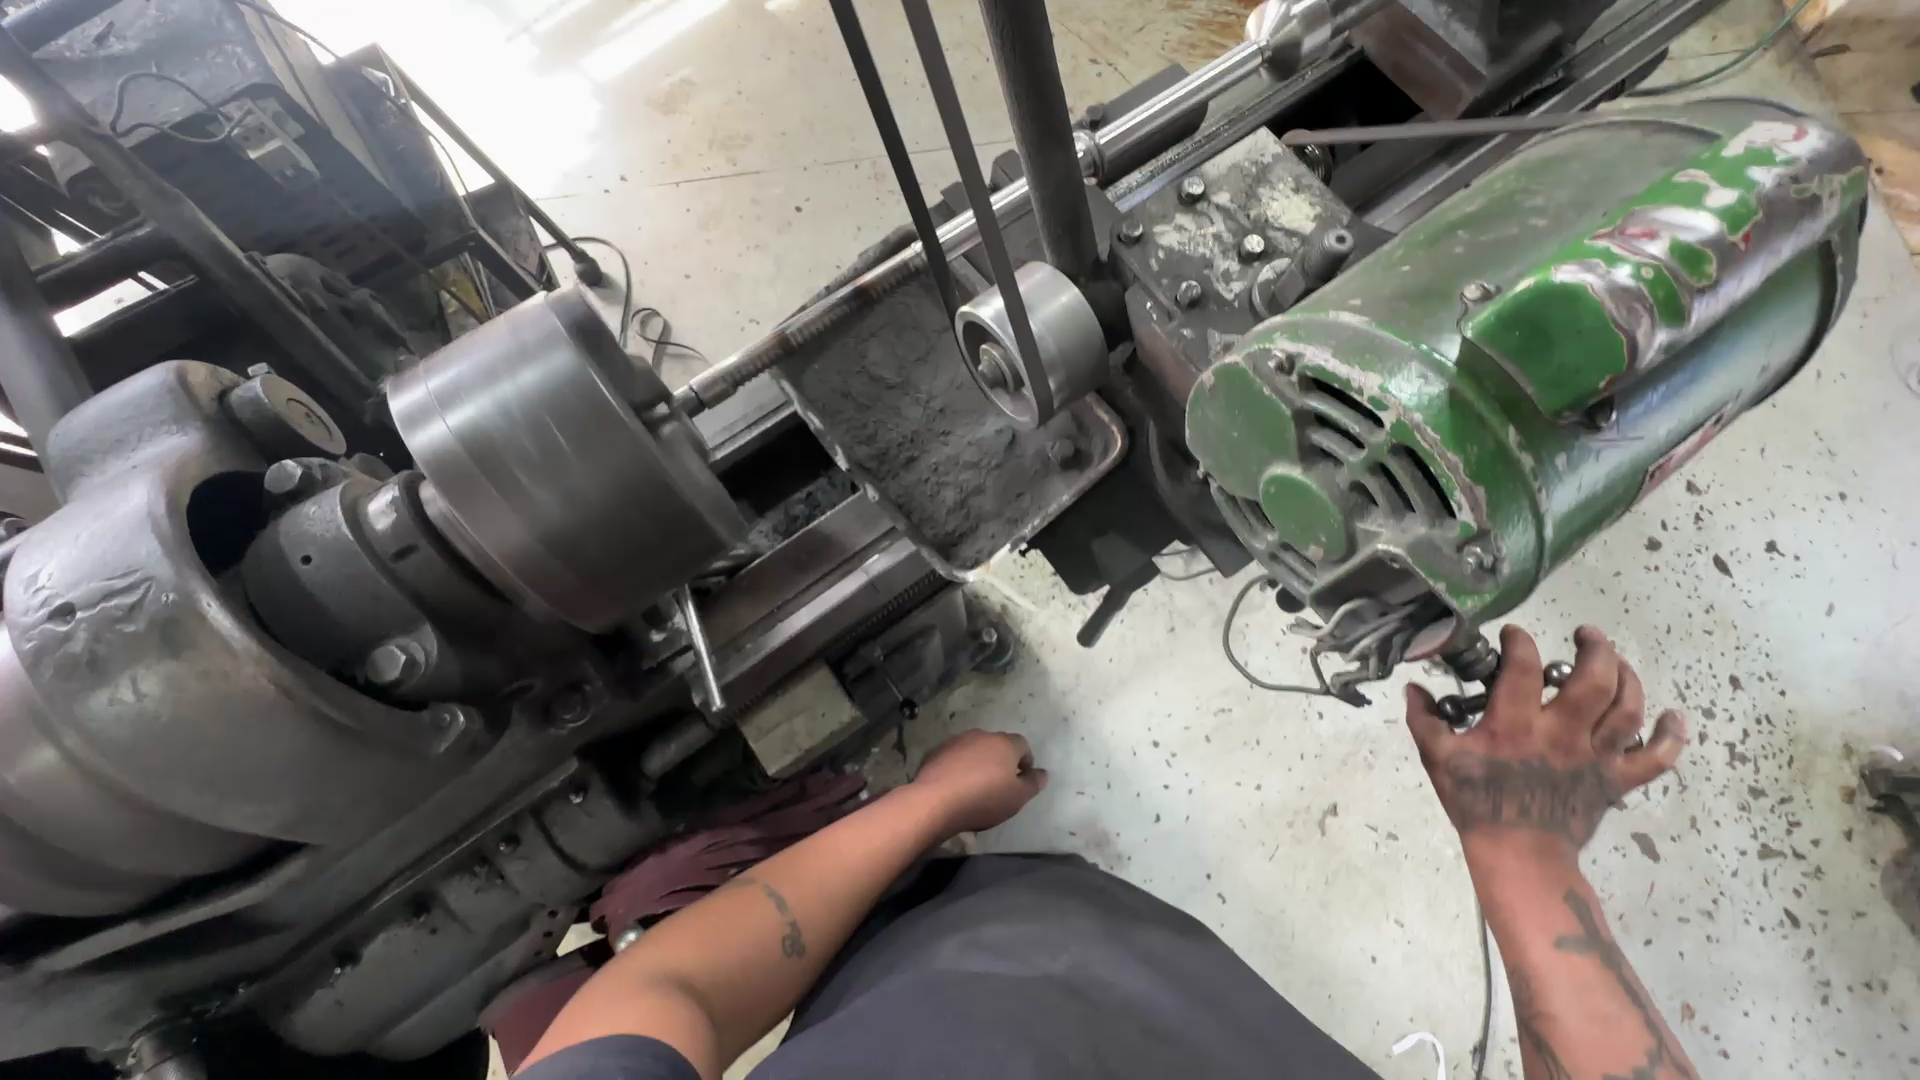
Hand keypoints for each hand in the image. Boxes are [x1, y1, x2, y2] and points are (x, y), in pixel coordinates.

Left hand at [910, 730, 1048, 834]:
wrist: (936, 800)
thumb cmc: (984, 799)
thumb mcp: (1017, 798)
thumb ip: (1033, 783)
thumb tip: (1043, 773)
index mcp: (1004, 744)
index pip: (1022, 744)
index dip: (1025, 761)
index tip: (1022, 778)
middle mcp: (982, 735)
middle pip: (997, 744)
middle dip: (1001, 760)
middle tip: (999, 783)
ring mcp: (957, 740)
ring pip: (974, 748)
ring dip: (978, 761)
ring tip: (976, 785)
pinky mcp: (937, 750)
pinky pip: (954, 756)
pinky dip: (958, 766)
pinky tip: (955, 784)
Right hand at [1406, 625, 1687, 871]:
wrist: (1518, 852)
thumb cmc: (1474, 801)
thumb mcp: (1437, 758)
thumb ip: (1424, 719)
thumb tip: (1412, 688)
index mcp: (1515, 725)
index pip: (1524, 669)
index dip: (1521, 642)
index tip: (1514, 634)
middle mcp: (1561, 733)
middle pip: (1594, 681)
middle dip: (1595, 649)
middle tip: (1586, 634)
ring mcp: (1595, 756)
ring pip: (1628, 709)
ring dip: (1629, 677)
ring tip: (1617, 660)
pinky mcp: (1616, 779)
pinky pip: (1656, 757)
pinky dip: (1670, 735)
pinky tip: (1673, 716)